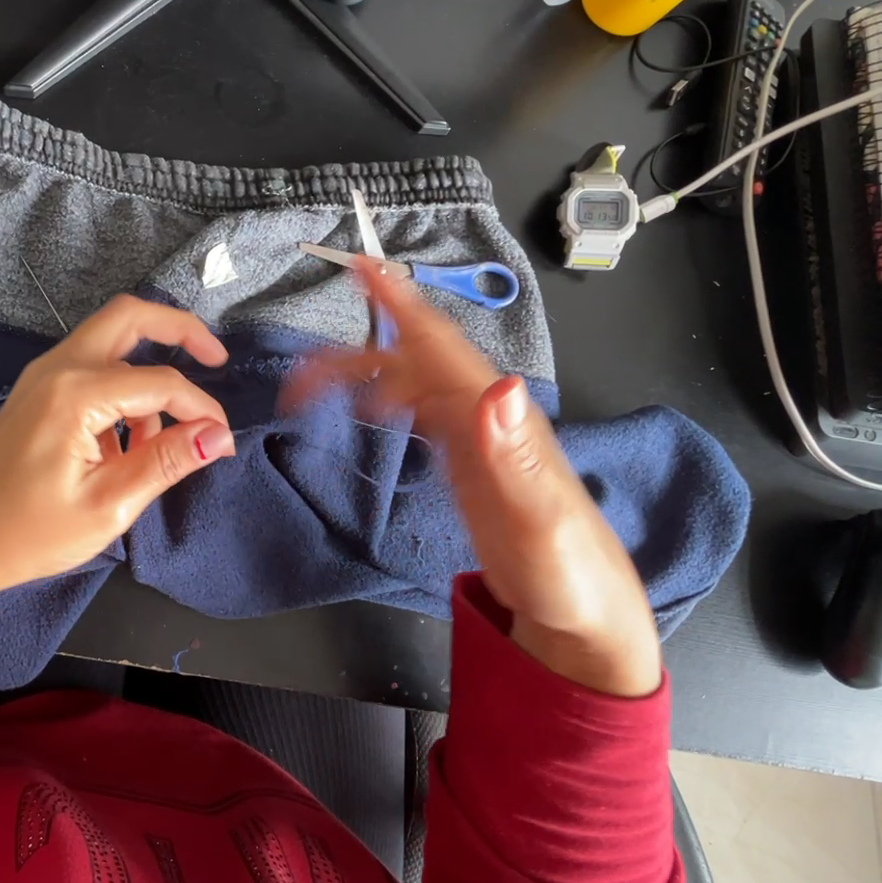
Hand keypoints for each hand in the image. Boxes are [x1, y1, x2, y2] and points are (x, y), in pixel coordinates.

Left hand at [0, 295, 237, 623]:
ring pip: (109, 339)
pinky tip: (127, 443)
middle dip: (178, 330)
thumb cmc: (32, 534)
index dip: (200, 407)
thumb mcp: (109, 504)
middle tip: (216, 359)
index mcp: (75, 393)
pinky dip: (120, 387)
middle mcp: (57, 367)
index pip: (159, 380)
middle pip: (128, 316)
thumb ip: (166, 460)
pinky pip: (90, 366)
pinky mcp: (36, 391)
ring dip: (146, 368)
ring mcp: (41, 375)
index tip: (221, 439)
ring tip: (161, 438)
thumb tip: (219, 435)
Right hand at [281, 266, 661, 697]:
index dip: (401, 304)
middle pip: (412, 362)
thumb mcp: (541, 520)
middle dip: (354, 357)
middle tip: (300, 372)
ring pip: (410, 383)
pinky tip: (369, 409)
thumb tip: (499, 383)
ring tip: (312, 388)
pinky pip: (417, 411)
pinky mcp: (466, 459)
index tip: (364, 269)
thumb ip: (516, 454)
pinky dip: (385, 399)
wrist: (582, 614)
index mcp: (496, 417)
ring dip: (363, 376)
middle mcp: (484, 413)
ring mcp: (474, 436)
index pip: (441, 347)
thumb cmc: (565, 574)